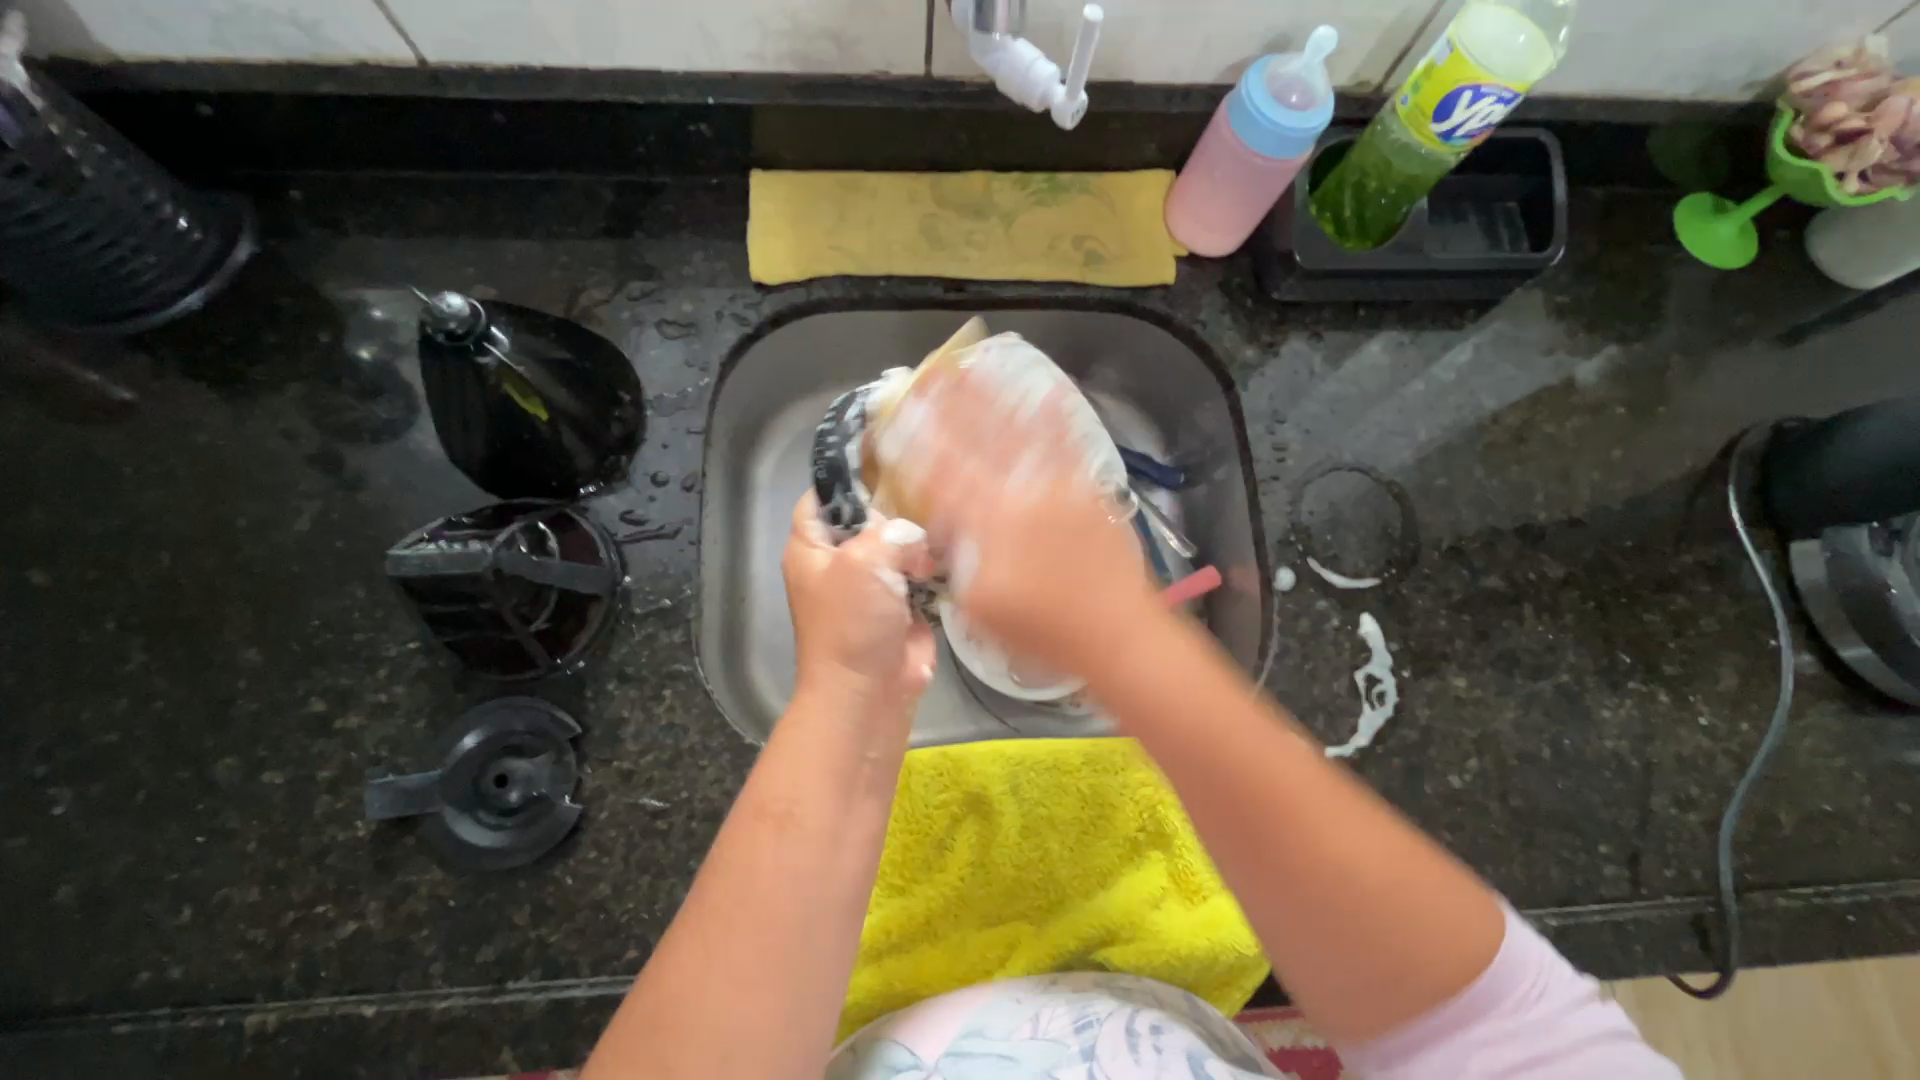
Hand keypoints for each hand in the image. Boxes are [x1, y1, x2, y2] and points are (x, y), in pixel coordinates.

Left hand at [782, 491, 937, 718]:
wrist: (869, 692)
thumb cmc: (852, 623)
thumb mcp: (864, 561)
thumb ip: (892, 531)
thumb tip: (915, 538)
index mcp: (812, 547)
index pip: (822, 496)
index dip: (848, 479)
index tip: (887, 464)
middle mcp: (839, 561)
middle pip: (868, 517)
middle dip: (897, 511)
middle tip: (927, 503)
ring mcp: (872, 583)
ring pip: (898, 544)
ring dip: (921, 541)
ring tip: (946, 529)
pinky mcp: (901, 604)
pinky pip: (919, 573)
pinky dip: (935, 566)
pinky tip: (955, 554)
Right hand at [882, 362, 1163, 680]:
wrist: (1118, 633)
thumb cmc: (1043, 630)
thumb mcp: (981, 605)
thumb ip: (958, 560)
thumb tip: (944, 528)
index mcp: (986, 523)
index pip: (941, 472)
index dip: (919, 441)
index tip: (904, 414)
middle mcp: (1018, 493)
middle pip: (977, 440)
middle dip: (952, 404)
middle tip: (933, 372)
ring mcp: (1057, 486)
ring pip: (1019, 433)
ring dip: (994, 397)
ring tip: (976, 365)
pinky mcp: (1087, 490)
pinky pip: (1068, 444)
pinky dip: (1055, 415)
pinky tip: (1048, 391)